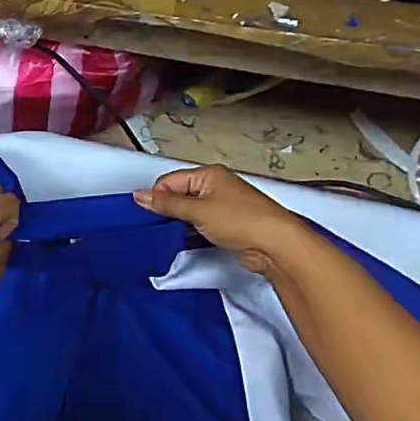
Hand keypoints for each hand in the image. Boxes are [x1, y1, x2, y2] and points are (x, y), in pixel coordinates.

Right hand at [133, 165, 310, 274]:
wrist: (277, 246)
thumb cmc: (245, 221)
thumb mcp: (197, 211)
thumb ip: (167, 204)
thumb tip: (143, 196)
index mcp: (209, 174)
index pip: (170, 180)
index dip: (157, 196)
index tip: (149, 211)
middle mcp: (217, 186)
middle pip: (179, 195)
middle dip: (169, 209)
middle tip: (161, 223)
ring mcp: (224, 206)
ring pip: (190, 211)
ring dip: (182, 222)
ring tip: (178, 233)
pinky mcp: (228, 225)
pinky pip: (202, 224)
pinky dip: (194, 231)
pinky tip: (191, 240)